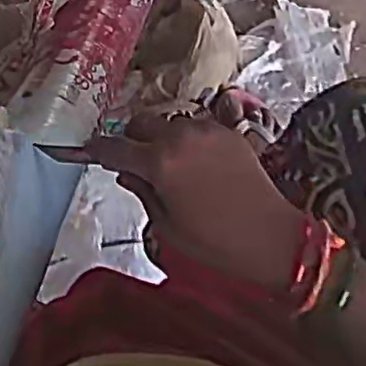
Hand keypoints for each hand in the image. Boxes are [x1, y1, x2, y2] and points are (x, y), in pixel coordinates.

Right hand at [82, 99, 305, 290]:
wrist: (276, 240)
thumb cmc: (217, 243)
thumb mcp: (167, 226)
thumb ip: (141, 193)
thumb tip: (126, 173)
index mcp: (158, 163)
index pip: (114, 147)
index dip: (97, 149)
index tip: (89, 150)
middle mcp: (177, 138)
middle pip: (138, 122)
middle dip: (131, 138)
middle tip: (135, 159)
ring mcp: (203, 130)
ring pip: (166, 122)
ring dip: (159, 137)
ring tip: (170, 161)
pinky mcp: (226, 132)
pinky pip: (193, 127)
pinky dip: (186, 139)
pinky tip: (197, 162)